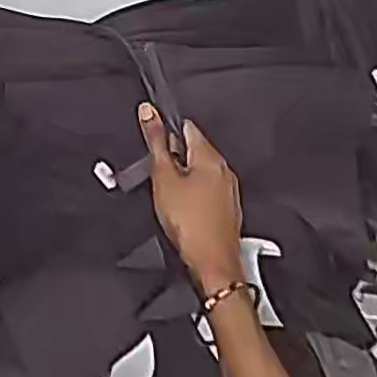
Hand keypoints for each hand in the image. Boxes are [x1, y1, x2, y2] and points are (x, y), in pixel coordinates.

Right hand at [139, 102, 244, 295]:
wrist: (212, 264)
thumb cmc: (190, 223)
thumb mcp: (163, 175)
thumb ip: (156, 141)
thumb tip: (149, 112)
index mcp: (210, 156)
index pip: (186, 126)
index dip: (165, 131)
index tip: (153, 142)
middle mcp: (224, 169)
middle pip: (193, 147)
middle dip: (173, 155)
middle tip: (158, 173)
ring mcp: (228, 189)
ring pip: (199, 169)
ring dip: (182, 174)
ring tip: (168, 193)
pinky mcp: (227, 206)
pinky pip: (206, 187)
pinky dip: (192, 190)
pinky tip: (181, 207)